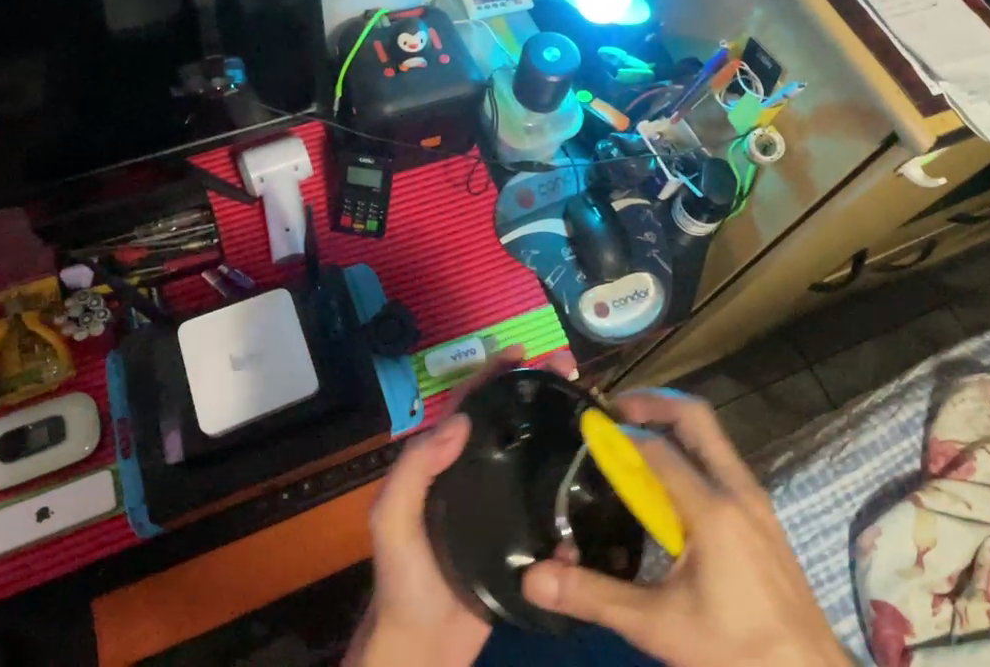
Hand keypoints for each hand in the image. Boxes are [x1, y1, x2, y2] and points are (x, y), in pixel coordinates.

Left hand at [346, 346, 579, 666]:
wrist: (426, 648)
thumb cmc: (404, 579)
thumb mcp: (391, 519)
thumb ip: (414, 469)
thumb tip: (461, 421)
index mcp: (441, 465)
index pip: (468, 407)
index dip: (492, 375)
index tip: (524, 351)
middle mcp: (473, 476)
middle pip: (506, 423)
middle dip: (535, 390)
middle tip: (569, 369)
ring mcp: (501, 506)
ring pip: (532, 456)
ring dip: (558, 427)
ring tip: (591, 408)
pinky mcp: (524, 539)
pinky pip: (552, 506)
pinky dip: (573, 487)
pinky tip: (599, 473)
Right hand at [521, 389, 850, 666]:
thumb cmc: (734, 650)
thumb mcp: (657, 625)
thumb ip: (593, 595)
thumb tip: (534, 578)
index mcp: (712, 509)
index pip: (657, 448)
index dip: (618, 433)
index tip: (585, 428)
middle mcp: (738, 490)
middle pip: (696, 418)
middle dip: (653, 403)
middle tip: (614, 409)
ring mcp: (757, 501)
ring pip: (713, 439)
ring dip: (672, 427)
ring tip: (633, 441)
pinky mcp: (763, 517)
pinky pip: (722, 463)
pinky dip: (690, 452)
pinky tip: (668, 488)